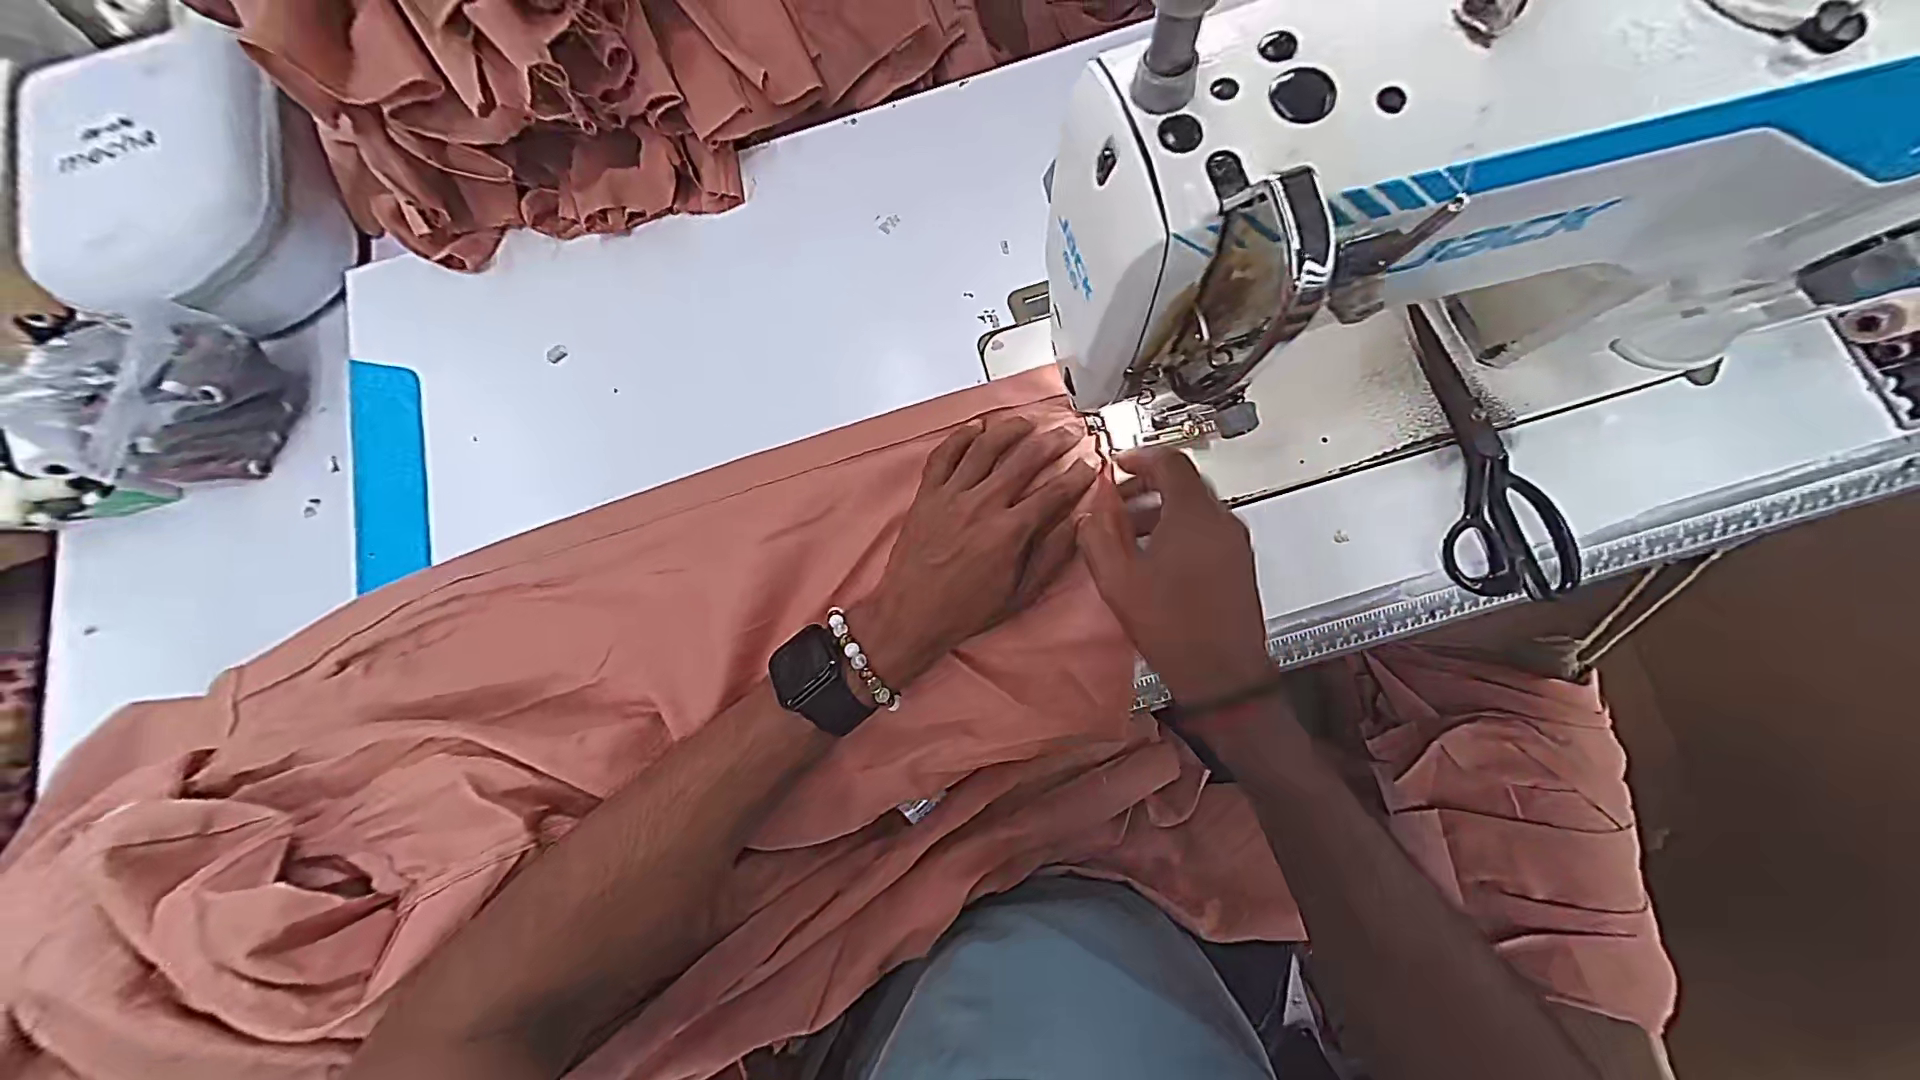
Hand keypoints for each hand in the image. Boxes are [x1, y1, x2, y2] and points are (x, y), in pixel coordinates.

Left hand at [852, 416, 1096, 689]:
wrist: (912, 613)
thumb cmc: (965, 609)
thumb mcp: (1020, 593)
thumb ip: (1052, 555)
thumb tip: (1079, 524)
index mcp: (1009, 532)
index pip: (1054, 492)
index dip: (1077, 475)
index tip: (1090, 463)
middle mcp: (982, 506)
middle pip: (1025, 459)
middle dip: (1054, 441)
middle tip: (1070, 432)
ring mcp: (951, 496)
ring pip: (986, 447)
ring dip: (1012, 429)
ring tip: (1029, 422)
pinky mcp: (927, 494)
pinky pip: (944, 455)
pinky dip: (961, 437)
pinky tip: (977, 428)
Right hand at [1077, 447, 1272, 702]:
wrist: (1221, 672)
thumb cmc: (1174, 628)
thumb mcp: (1117, 580)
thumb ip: (1096, 538)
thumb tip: (1090, 517)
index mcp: (1193, 515)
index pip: (1170, 462)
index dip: (1139, 456)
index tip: (1120, 462)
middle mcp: (1221, 521)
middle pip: (1184, 482)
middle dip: (1146, 484)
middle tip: (1118, 499)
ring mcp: (1234, 542)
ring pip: (1194, 507)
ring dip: (1160, 508)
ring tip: (1129, 529)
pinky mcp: (1238, 562)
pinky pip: (1205, 528)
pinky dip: (1177, 526)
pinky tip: (1153, 553)